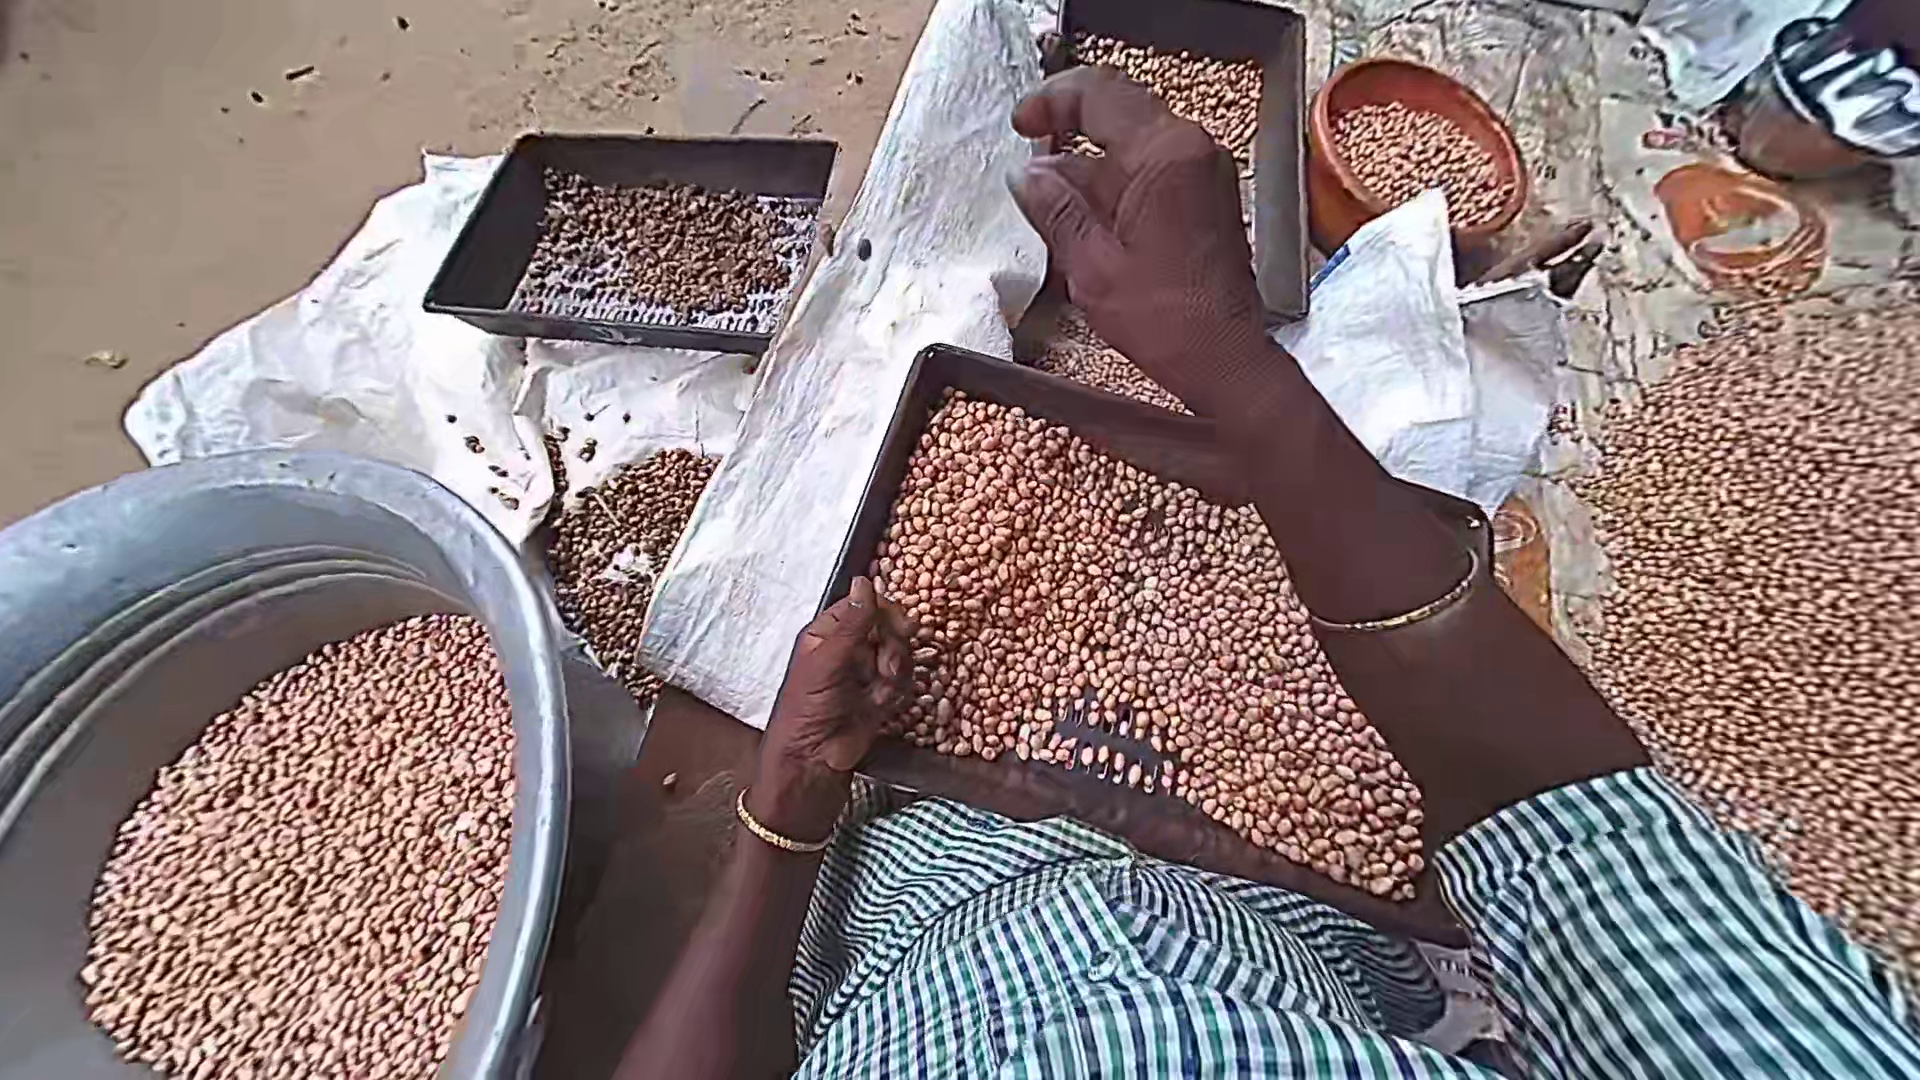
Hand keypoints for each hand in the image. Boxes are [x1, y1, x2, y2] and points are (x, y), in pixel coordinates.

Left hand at [751, 578, 911, 841]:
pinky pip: (902, 680)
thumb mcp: (828, 660)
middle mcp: (849, 648)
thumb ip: (853, 622)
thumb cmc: (807, 709)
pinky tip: (880, 705)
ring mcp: (866, 671)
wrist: (813, 763)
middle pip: (887, 628)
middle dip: (892, 647)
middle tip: (887, 666)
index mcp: (828, 633)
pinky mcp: (880, 694)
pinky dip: (896, 691)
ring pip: (898, 653)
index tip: (898, 625)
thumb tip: (863, 579)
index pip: (864, 606)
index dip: (883, 613)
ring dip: (895, 672)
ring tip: (880, 691)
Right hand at [1011, 66, 1266, 413]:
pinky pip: (1150, 179)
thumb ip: (1057, 212)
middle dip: (1067, 144)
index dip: (1051, 102)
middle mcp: (1191, 150)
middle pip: (1117, 121)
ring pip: (1131, 154)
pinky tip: (1084, 227)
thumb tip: (1026, 177)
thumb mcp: (1092, 268)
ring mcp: (1202, 175)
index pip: (1100, 96)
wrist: (1220, 355)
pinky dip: (1113, 195)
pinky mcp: (1203, 202)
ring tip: (1048, 213)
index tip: (1021, 124)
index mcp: (1164, 155)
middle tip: (1029, 177)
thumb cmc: (1162, 320)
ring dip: (1087, 176)